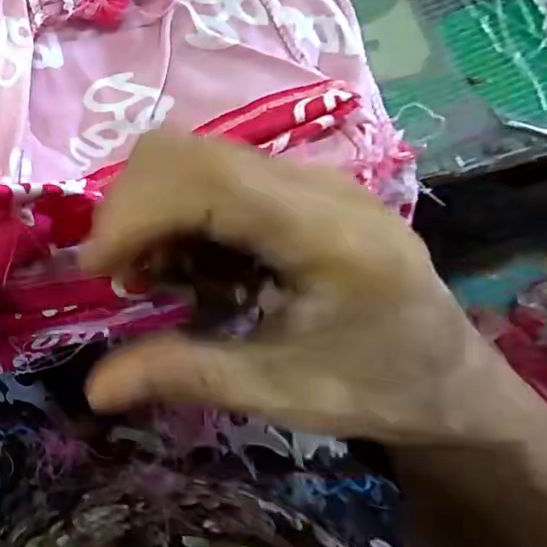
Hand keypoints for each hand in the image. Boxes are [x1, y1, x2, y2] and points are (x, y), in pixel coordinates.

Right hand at [80, 132, 544, 446]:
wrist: (453, 378)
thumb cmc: (376, 388)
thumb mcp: (280, 394)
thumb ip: (185, 377)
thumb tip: (93, 389)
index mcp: (330, 235)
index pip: (208, 180)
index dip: (134, 213)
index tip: (96, 269)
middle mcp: (316, 185)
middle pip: (184, 151)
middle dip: (127, 208)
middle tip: (118, 273)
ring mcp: (304, 176)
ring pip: (186, 153)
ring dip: (143, 207)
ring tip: (147, 271)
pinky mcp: (288, 183)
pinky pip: (201, 170)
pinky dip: (165, 210)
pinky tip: (177, 260)